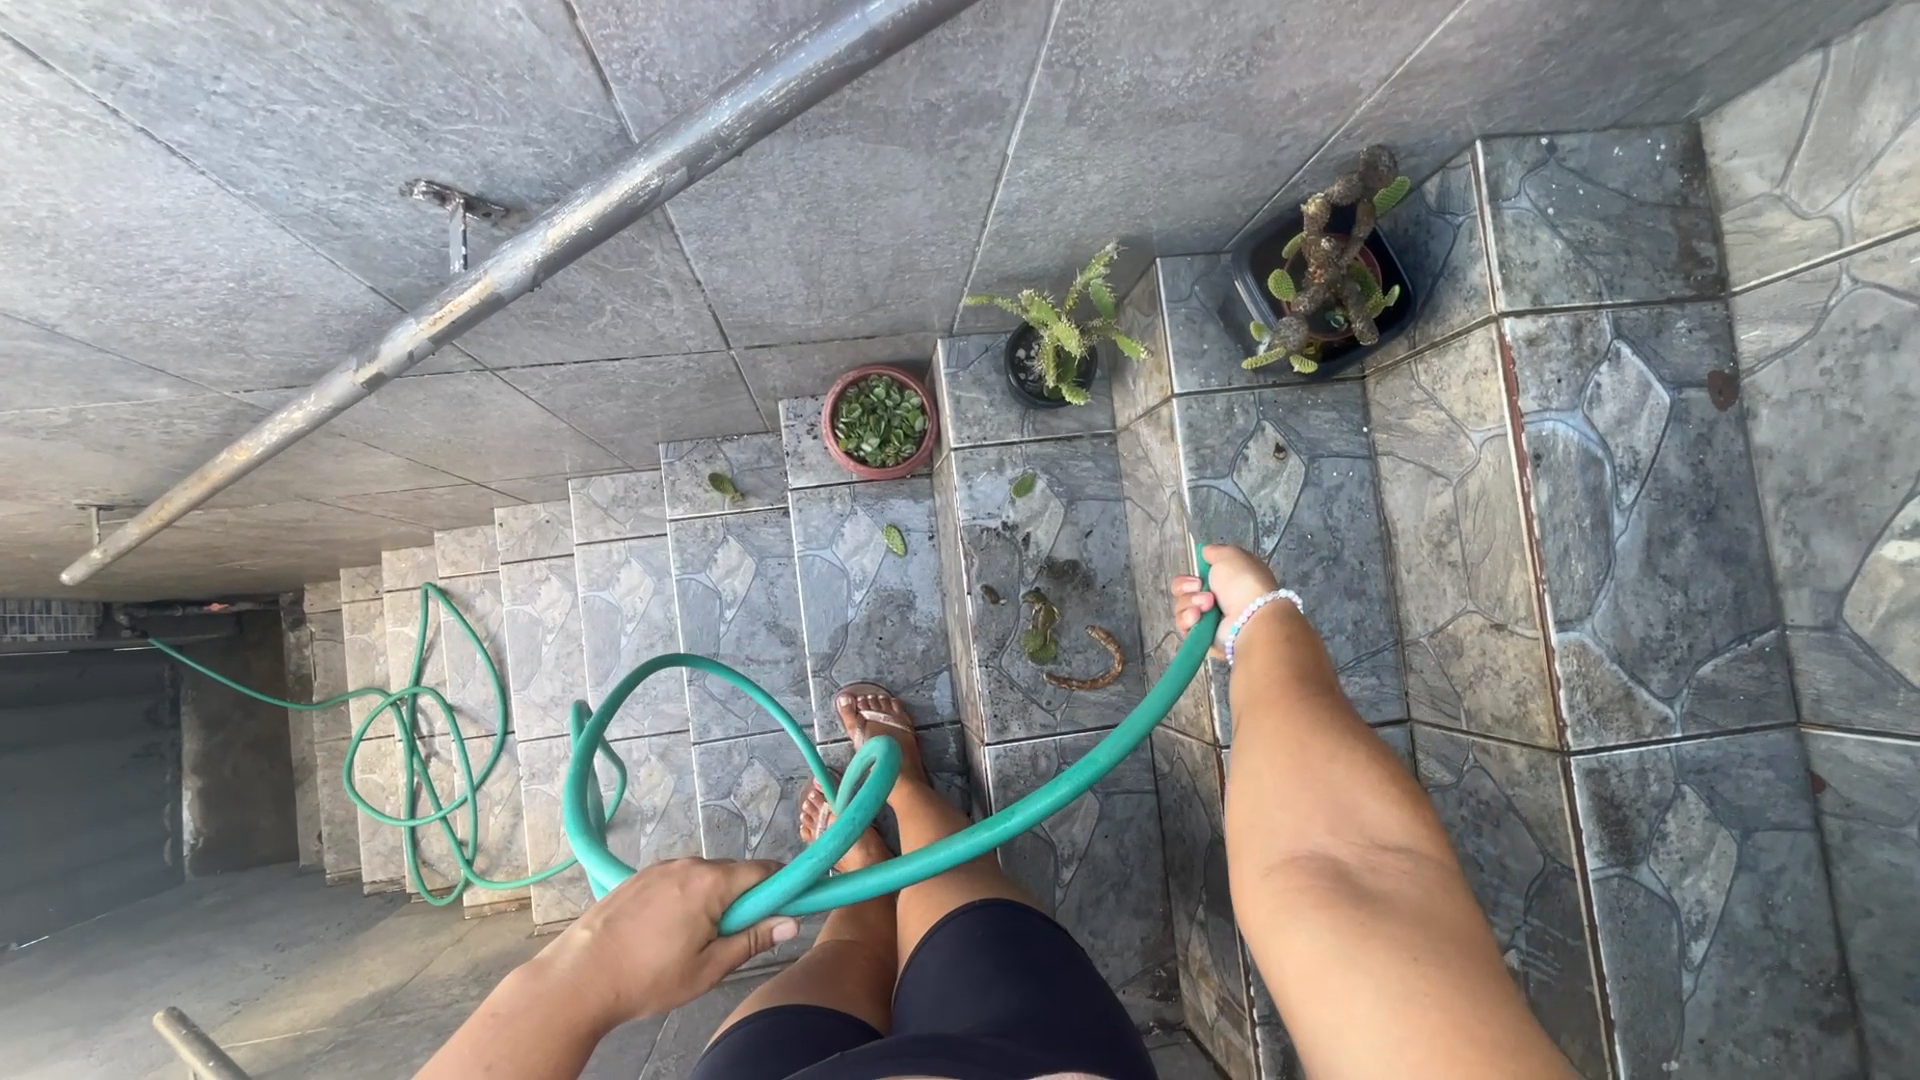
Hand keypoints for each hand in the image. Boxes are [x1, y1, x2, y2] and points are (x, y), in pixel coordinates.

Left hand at [533, 858, 799, 1026]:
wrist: (577, 978)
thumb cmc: (647, 978)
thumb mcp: (708, 969)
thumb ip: (752, 940)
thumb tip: (791, 922)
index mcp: (712, 883)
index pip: (764, 870)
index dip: (780, 887)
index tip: (782, 909)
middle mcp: (690, 864)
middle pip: (734, 872)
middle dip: (741, 898)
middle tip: (728, 938)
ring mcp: (661, 867)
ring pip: (704, 876)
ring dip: (710, 898)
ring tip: (689, 940)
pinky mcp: (639, 875)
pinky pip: (677, 879)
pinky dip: (683, 897)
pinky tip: (663, 930)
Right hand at [1172, 544, 1279, 654]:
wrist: (1249, 617)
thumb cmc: (1242, 583)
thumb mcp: (1230, 556)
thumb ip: (1214, 551)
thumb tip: (1205, 552)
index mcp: (1224, 582)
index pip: (1195, 577)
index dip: (1190, 577)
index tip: (1197, 577)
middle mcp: (1217, 600)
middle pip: (1183, 591)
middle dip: (1187, 589)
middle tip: (1202, 590)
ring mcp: (1209, 619)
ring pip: (1181, 607)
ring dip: (1190, 603)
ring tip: (1207, 606)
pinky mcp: (1202, 637)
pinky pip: (1183, 625)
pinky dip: (1188, 620)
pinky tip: (1198, 619)